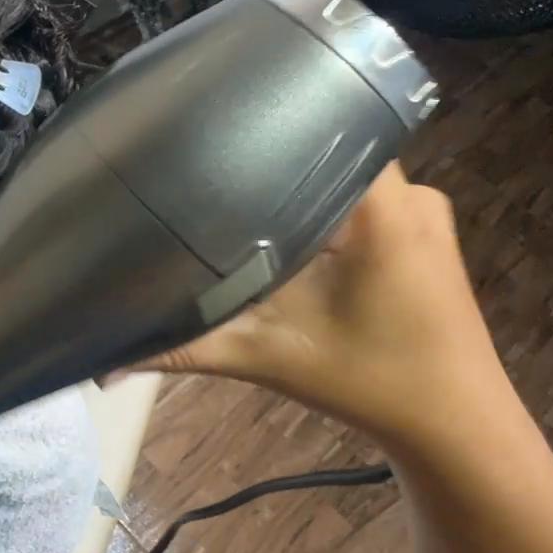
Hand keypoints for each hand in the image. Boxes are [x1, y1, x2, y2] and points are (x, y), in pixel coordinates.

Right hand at [111, 164, 514, 447]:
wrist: (453, 426)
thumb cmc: (368, 382)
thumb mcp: (263, 357)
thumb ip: (180, 351)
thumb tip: (100, 366)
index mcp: (380, 208)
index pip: (321, 127)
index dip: (260, 125)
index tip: (203, 133)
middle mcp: (410, 193)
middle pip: (323, 149)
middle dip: (264, 163)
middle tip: (198, 171)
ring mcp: (422, 211)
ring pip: (339, 174)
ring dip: (292, 188)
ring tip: (228, 194)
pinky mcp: (419, 232)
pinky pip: (359, 196)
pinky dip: (317, 207)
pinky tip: (273, 228)